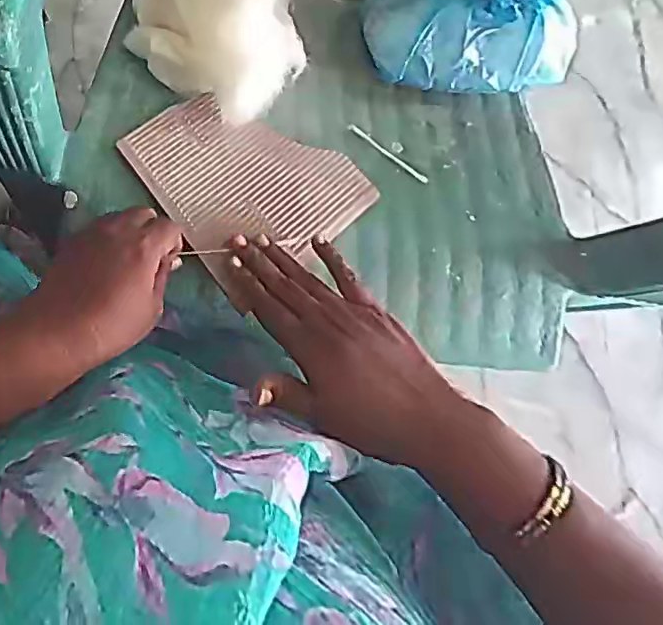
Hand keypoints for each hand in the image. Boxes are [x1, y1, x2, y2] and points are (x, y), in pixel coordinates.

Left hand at [18, 208, 183, 367]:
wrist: (59, 328)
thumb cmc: (112, 325)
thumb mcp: (151, 309)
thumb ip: (162, 277)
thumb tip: (166, 261)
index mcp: (143, 245)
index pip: (169, 226)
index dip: (174, 242)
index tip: (169, 260)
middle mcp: (119, 229)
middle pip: (144, 213)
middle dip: (151, 230)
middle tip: (149, 256)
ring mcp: (93, 230)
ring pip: (119, 217)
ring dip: (128, 230)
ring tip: (124, 258)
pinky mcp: (73, 238)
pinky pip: (98, 227)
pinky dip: (106, 237)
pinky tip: (101, 262)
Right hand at [225, 234, 485, 470]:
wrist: (431, 420)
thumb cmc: (372, 423)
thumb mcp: (323, 415)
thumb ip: (284, 394)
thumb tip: (248, 388)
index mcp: (308, 346)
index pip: (269, 308)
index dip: (247, 284)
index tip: (231, 262)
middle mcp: (325, 321)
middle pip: (284, 286)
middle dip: (258, 262)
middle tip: (237, 239)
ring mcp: (351, 312)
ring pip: (308, 278)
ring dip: (283, 258)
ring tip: (263, 239)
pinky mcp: (374, 311)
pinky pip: (348, 278)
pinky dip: (333, 258)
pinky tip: (318, 240)